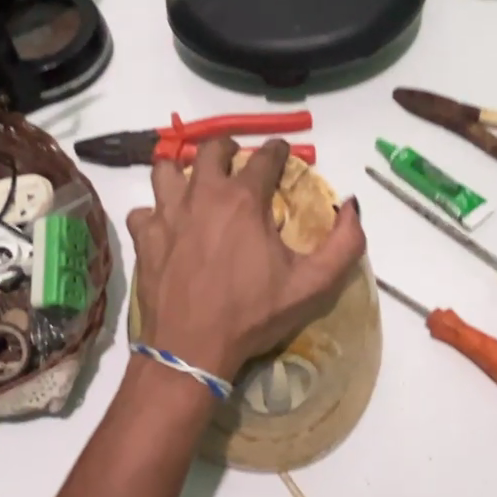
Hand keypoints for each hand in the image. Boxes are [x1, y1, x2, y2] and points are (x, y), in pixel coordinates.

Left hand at [126, 137, 365, 381]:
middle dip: (227, 148)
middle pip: (211, 149)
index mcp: (244, 199)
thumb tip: (353, 205)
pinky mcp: (144, 236)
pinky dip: (154, 213)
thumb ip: (344, 243)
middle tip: (236, 161)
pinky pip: (143, 210)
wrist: (191, 348)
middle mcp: (203, 194)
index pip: (264, 156)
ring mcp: (167, 213)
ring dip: (182, 171)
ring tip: (194, 184)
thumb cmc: (253, 315)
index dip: (278, 150)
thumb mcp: (313, 285)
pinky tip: (166, 226)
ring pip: (167, 169)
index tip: (282, 153)